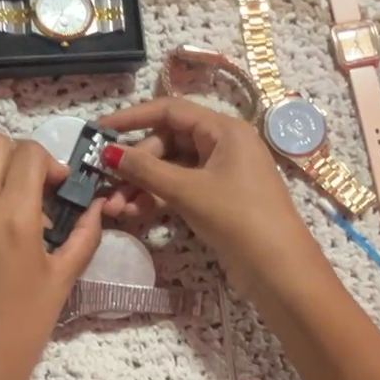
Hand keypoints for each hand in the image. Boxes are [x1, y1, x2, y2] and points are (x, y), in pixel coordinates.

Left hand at [0, 134, 104, 379]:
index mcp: (12, 216)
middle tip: (40, 191)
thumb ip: (83, 235)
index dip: (51, 162)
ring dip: (1, 181)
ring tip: (21, 223)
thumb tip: (95, 207)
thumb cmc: (22, 330)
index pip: (28, 154)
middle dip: (21, 157)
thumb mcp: (62, 280)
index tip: (62, 189)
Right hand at [99, 98, 327, 297]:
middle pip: (168, 142)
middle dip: (135, 165)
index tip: (99, 130)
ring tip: (116, 209)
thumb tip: (108, 152)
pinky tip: (136, 214)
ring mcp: (222, 172)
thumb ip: (145, 169)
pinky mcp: (218, 198)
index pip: (170, 110)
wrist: (280, 269)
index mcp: (224, 129)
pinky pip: (181, 188)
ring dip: (142, 186)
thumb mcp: (187, 191)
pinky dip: (158, 198)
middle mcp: (224, 144)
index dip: (132, 118)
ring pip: (171, 169)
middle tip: (107, 185)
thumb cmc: (238, 218)